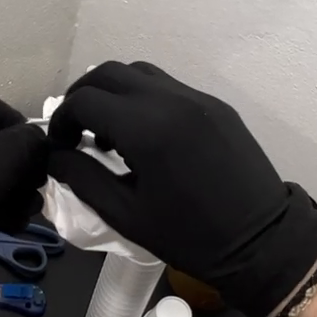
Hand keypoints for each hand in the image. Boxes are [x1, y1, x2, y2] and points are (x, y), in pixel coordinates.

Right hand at [46, 62, 316, 316]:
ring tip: (109, 131)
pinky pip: (169, 88)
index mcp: (145, 129)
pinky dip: (144, 99)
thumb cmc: (190, 238)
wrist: (263, 243)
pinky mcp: (216, 106)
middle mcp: (170, 101)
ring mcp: (197, 99)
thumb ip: (82, 177)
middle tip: (76, 129)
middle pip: (109, 73)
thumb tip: (54, 156)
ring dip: (114, 92)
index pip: (84, 100)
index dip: (62, 119)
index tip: (61, 145)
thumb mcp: (125, 215)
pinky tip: (145, 135)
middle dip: (83, 96)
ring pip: (140, 73)